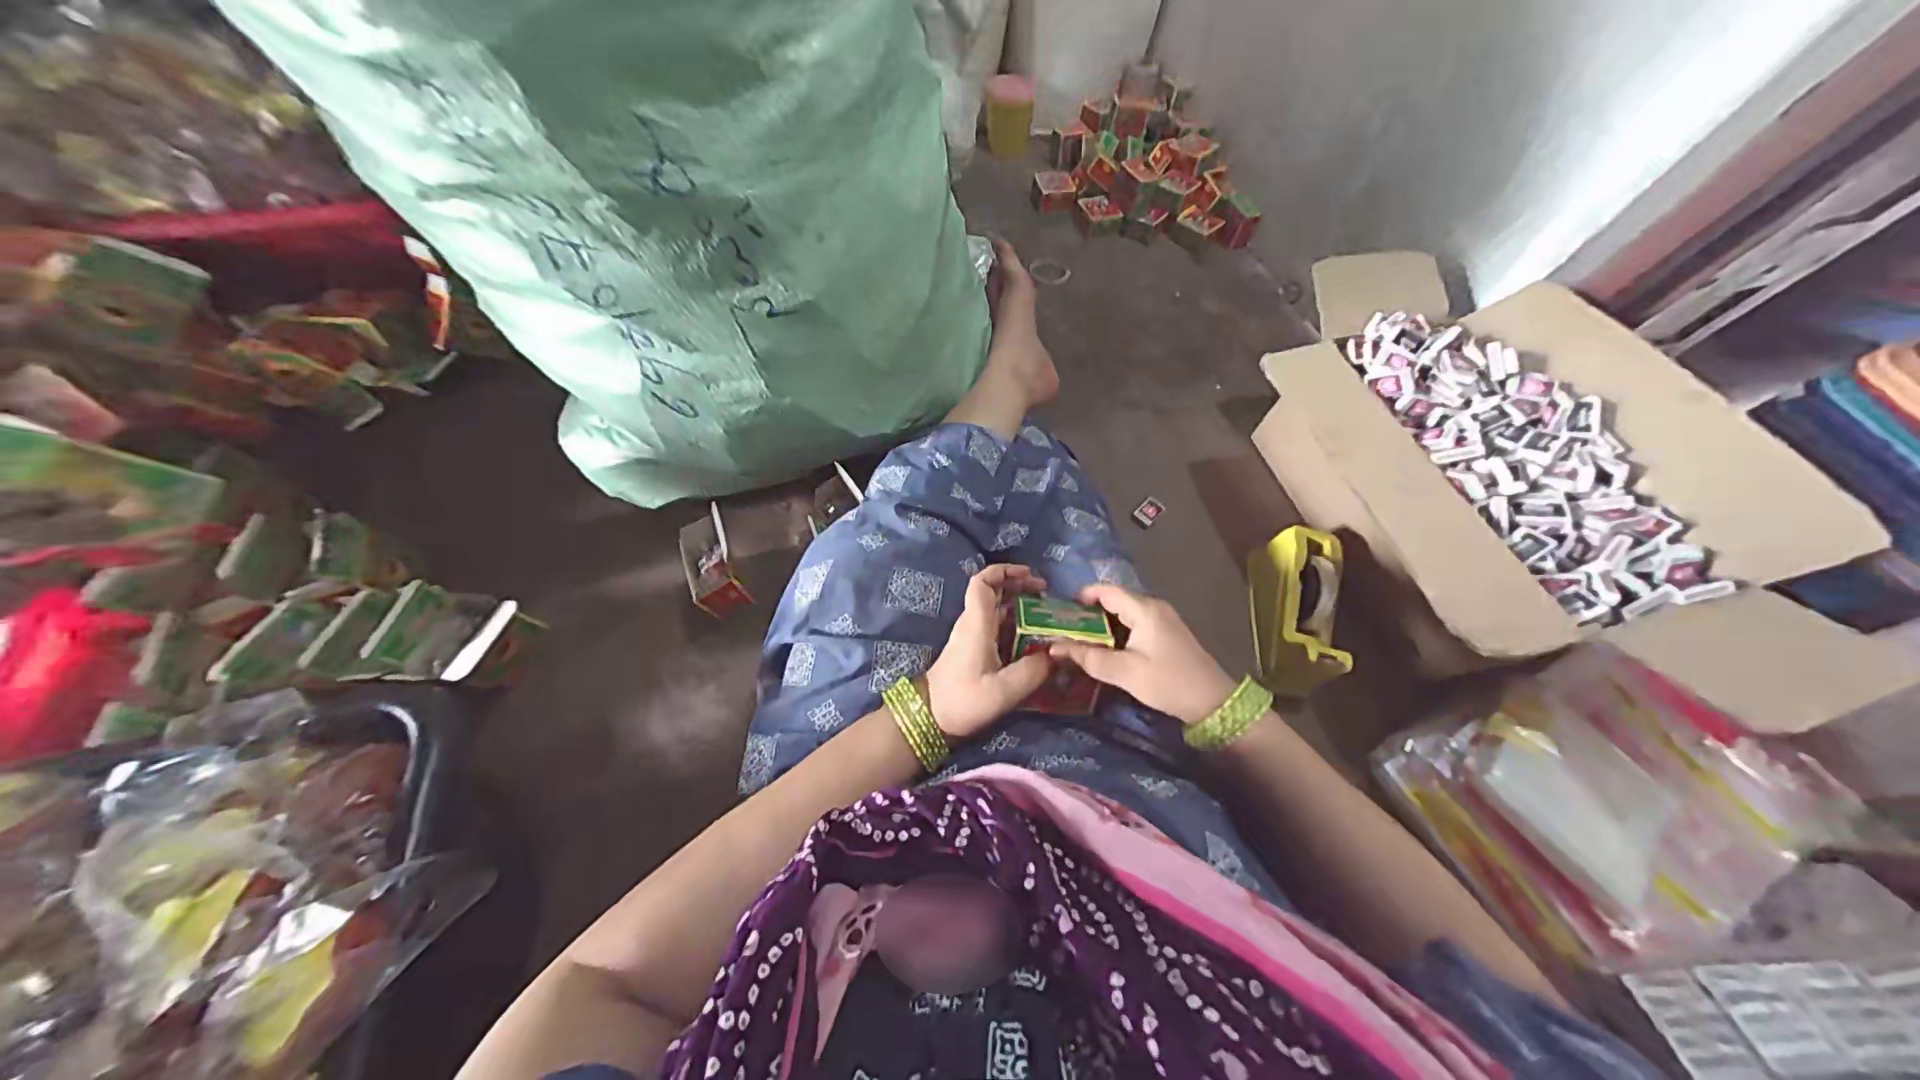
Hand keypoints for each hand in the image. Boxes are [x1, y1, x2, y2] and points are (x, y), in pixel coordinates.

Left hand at [923, 564, 1052, 738]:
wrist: (931, 718)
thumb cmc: (964, 700)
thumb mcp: (1004, 690)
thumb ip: (1033, 671)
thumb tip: (1058, 655)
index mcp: (977, 624)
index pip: (982, 583)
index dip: (1004, 571)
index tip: (1029, 575)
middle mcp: (973, 624)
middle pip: (993, 592)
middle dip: (1019, 586)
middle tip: (1046, 593)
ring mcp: (972, 637)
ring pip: (996, 609)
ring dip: (1019, 605)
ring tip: (1046, 613)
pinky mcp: (974, 650)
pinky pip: (997, 627)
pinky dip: (1015, 624)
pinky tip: (1034, 636)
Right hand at [1047, 584, 1238, 725]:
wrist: (1213, 702)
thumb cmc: (1168, 682)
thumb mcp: (1124, 672)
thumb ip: (1088, 658)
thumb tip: (1053, 647)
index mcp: (1144, 609)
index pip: (1106, 590)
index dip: (1081, 597)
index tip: (1060, 612)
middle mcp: (1153, 607)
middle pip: (1114, 600)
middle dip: (1087, 614)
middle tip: (1064, 629)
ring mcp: (1162, 620)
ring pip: (1123, 614)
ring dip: (1101, 625)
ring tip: (1078, 641)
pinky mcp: (1166, 634)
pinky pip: (1134, 624)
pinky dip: (1116, 633)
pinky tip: (1105, 650)